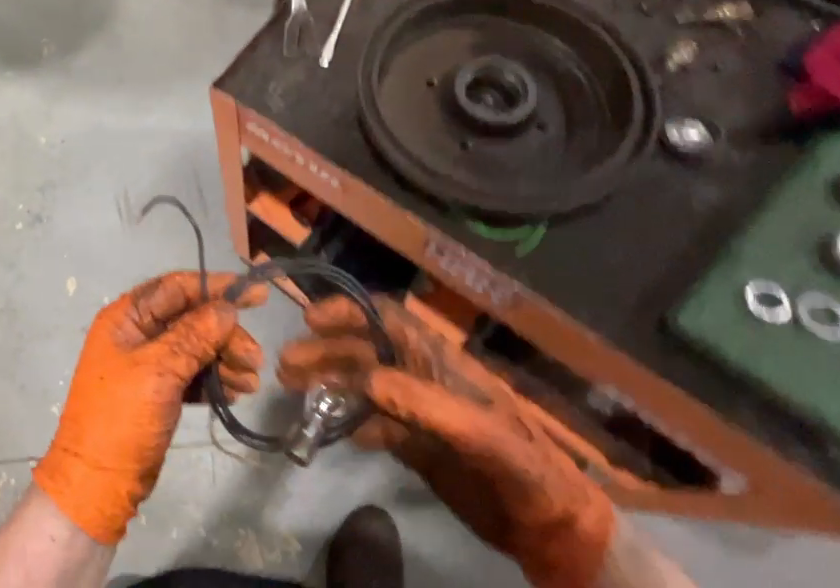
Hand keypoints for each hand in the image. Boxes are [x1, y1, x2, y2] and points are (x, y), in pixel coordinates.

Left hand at [33, 271, 267, 543]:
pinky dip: (214, 380)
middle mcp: (136, 334)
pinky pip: (193, 374)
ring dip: (225, 359)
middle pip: (191, 318)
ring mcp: (147, 364)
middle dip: (224, 334)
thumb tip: (226, 308)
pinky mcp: (159, 392)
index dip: (215, 287)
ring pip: (196, 347)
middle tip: (253, 359)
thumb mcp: (158, 371)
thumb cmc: (121, 418)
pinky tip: (234, 394)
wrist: (98, 482)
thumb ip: (193, 335)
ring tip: (247, 384)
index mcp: (125, 318)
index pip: (175, 288)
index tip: (256, 295)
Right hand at [279, 296, 615, 587]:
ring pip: (364, 386)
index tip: (310, 320)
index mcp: (441, 363)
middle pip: (365, 351)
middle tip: (286, 366)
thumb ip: (424, 403)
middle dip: (325, 352)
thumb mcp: (482, 434)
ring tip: (293, 391)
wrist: (554, 528)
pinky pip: (375, 425)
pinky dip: (352, 423)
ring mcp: (420, 413)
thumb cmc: (524, 470)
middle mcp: (424, 379)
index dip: (348, 312)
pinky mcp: (418, 447)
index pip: (387, 320)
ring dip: (329, 384)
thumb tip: (364, 378)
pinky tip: (336, 432)